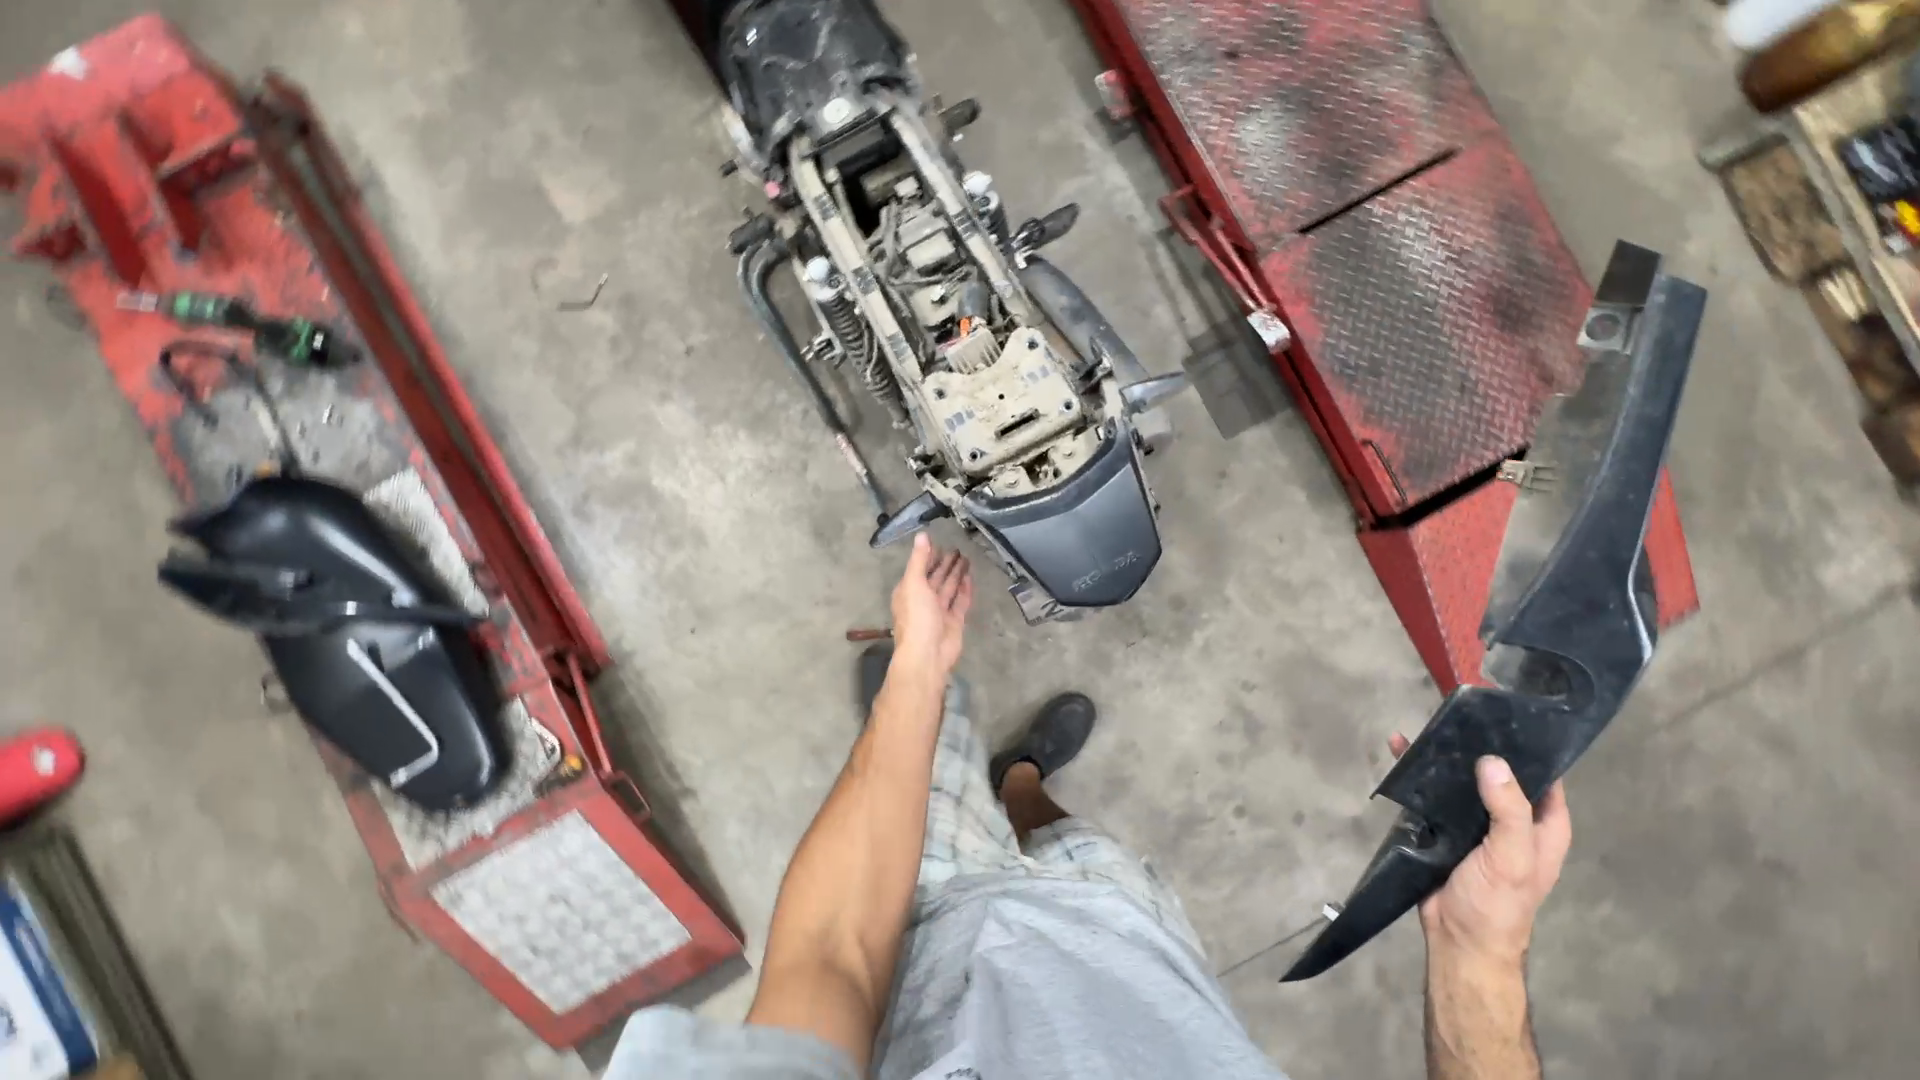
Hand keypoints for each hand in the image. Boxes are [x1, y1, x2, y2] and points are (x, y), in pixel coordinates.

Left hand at [890, 534, 971, 677]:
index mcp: (908, 591)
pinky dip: (965, 589)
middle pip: (935, 578)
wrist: (928, 653)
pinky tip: (970, 576)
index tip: (939, 543)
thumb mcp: (914, 583)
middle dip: (944, 564)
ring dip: (956, 574)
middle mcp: (923, 600)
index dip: (928, 557)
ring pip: (949, 588)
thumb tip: (922, 535)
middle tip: (957, 548)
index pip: (919, 569)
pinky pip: (960, 601)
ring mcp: (939, 611)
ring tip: (966, 558)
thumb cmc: (916, 617)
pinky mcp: (954, 621)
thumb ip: (919, 559)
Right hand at [1389, 735, 1571, 967]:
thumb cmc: (1497, 903)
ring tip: (1422, 727)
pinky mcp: (1443, 827)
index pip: (1544, 774)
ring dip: (1443, 757)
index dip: (1529, 745)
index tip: (1504, 712)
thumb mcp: (1511, 857)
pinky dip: (1418, 774)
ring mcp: (1476, 822)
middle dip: (1476, 744)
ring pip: (1462, 779)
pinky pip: (1432, 793)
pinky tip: (1400, 752)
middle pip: (1497, 771)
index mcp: (1543, 824)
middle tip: (1455, 710)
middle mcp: (1512, 818)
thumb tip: (1491, 761)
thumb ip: (1508, 810)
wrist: (1457, 940)